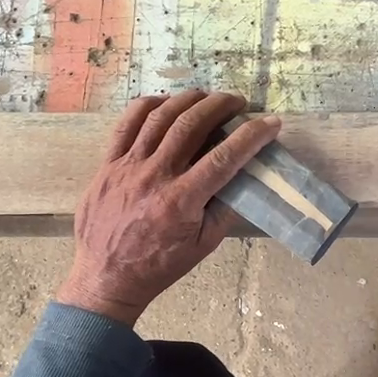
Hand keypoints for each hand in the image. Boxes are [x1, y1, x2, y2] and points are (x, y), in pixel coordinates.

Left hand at [59, 90, 281, 325]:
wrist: (106, 279)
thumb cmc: (162, 264)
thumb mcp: (206, 242)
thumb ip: (227, 205)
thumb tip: (247, 173)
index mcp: (181, 200)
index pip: (225, 156)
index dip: (252, 135)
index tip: (271, 122)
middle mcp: (154, 177)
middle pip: (191, 125)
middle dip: (220, 106)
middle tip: (237, 102)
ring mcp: (126, 168)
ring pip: (159, 118)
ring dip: (188, 100)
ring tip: (206, 97)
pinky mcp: (106, 166)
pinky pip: (125, 125)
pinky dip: (148, 107)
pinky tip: (166, 103)